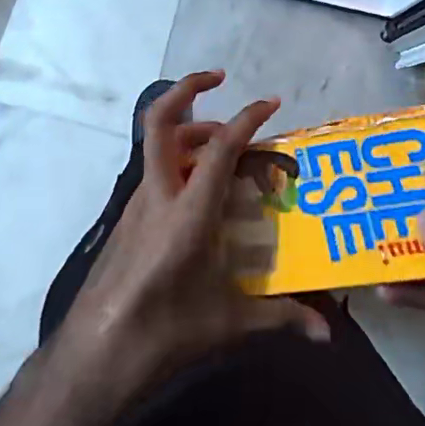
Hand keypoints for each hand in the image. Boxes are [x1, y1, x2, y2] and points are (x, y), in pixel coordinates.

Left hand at [0, 72, 329, 425]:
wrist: (99, 348)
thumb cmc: (164, 332)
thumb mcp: (226, 323)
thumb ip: (278, 317)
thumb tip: (326, 331)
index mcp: (188, 213)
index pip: (219, 150)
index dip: (247, 119)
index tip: (271, 103)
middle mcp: (159, 194)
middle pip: (161, 120)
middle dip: (188, 87)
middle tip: (220, 77)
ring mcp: (138, 200)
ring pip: (159, 143)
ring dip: (190, 129)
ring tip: (225, 144)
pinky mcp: (128, 213)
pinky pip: (155, 168)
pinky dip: (179, 157)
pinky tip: (201, 185)